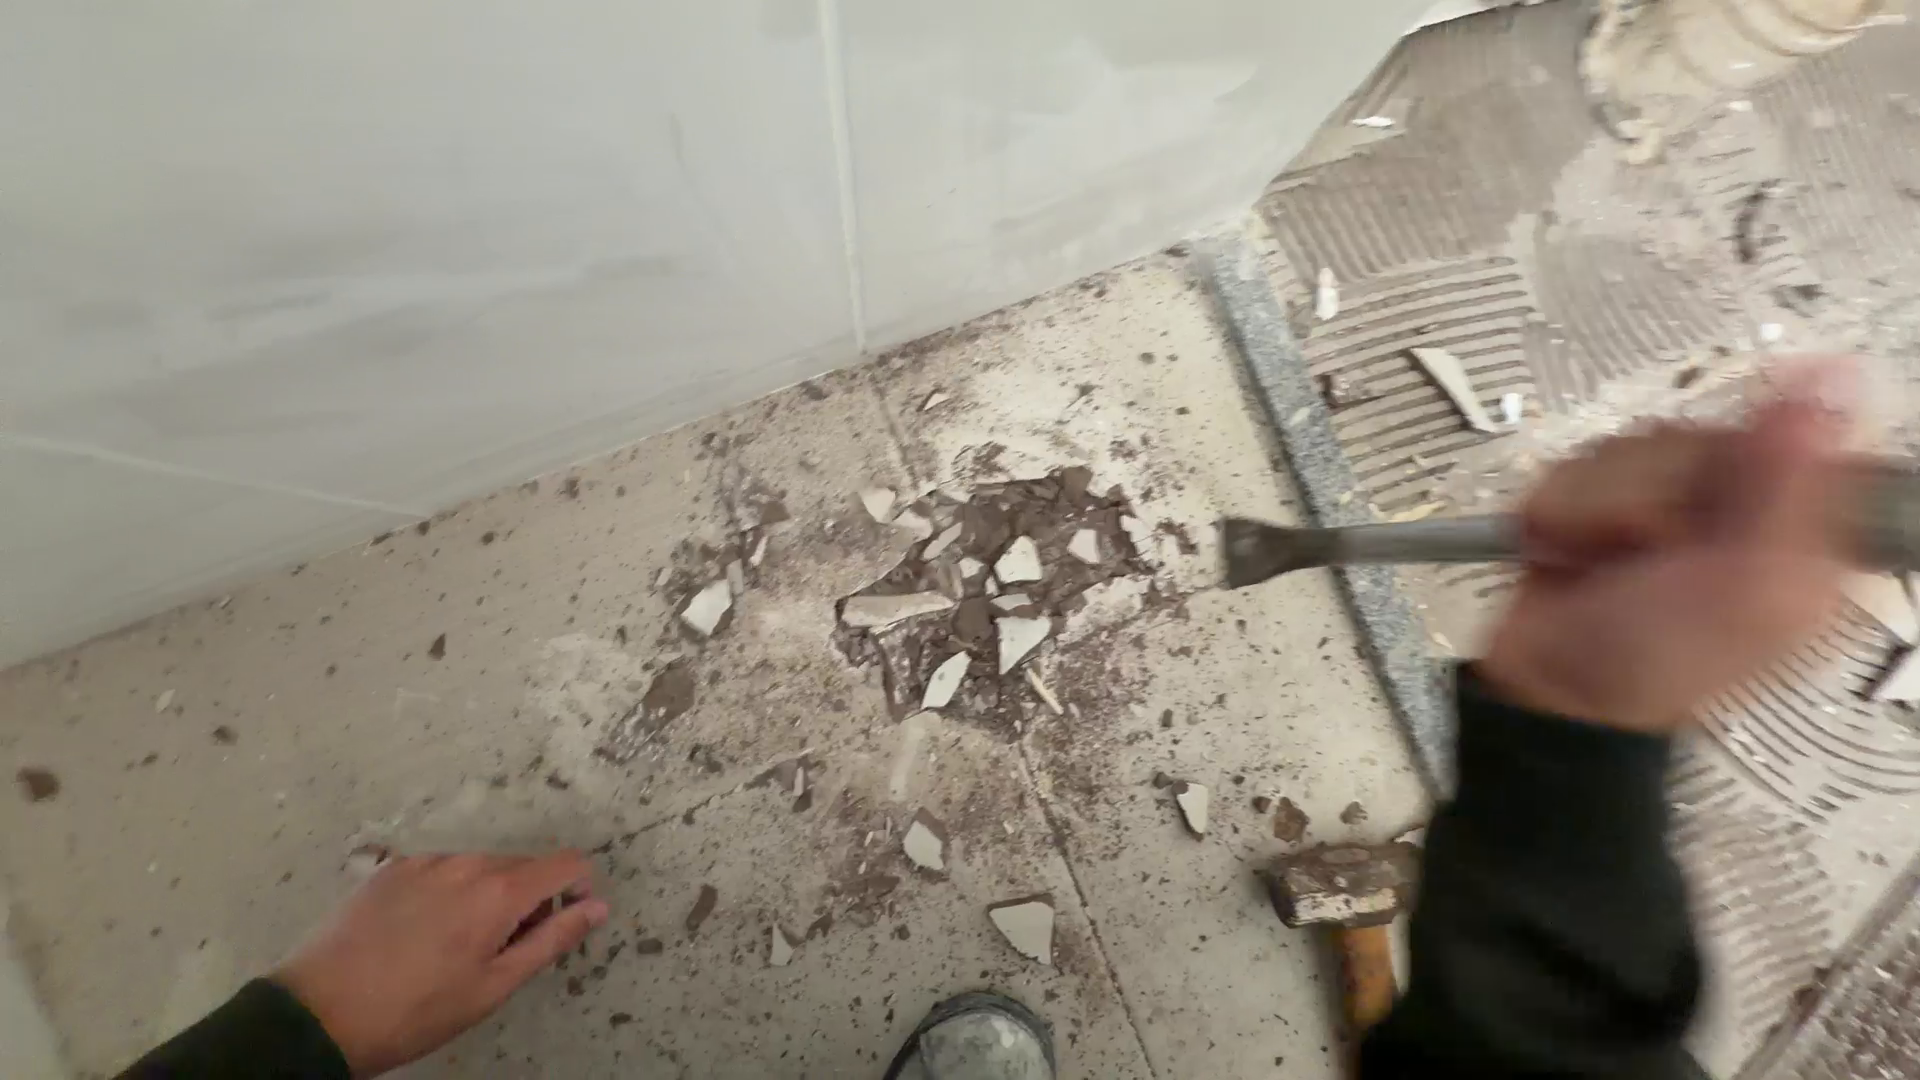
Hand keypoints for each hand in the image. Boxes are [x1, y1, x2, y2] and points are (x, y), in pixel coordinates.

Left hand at [274, 851, 609, 1076]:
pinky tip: (418, 930)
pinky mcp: (394, 868)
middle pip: (525, 866)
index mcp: (502, 891)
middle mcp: (472, 862)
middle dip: (529, 899)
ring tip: (453, 941)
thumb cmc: (413, 1011)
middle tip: (500, 947)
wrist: (310, 1019)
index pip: (569, 863)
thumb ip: (553, 939)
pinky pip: (442, 869)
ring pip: (483, 866)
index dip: (579, 888)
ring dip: (488, 893)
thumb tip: (599, 906)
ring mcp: (429, 861)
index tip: (563, 920)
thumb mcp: (492, 987)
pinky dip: (448, 891)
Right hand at [1480, 388, 1852, 733]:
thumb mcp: (1752, 584)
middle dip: (1647, 497)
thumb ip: (1792, 484)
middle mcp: (1727, 504)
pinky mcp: (1586, 504)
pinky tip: (1561, 551)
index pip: (1782, 433)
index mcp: (1798, 522)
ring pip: (1619, 450)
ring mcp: (1649, 502)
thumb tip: (1833, 376)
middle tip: (1643, 550)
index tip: (1713, 510)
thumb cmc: (1658, 657)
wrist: (1548, 685)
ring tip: (1591, 558)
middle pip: (1687, 436)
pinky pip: (1566, 468)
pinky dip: (1553, 513)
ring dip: (1591, 510)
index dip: (1737, 462)